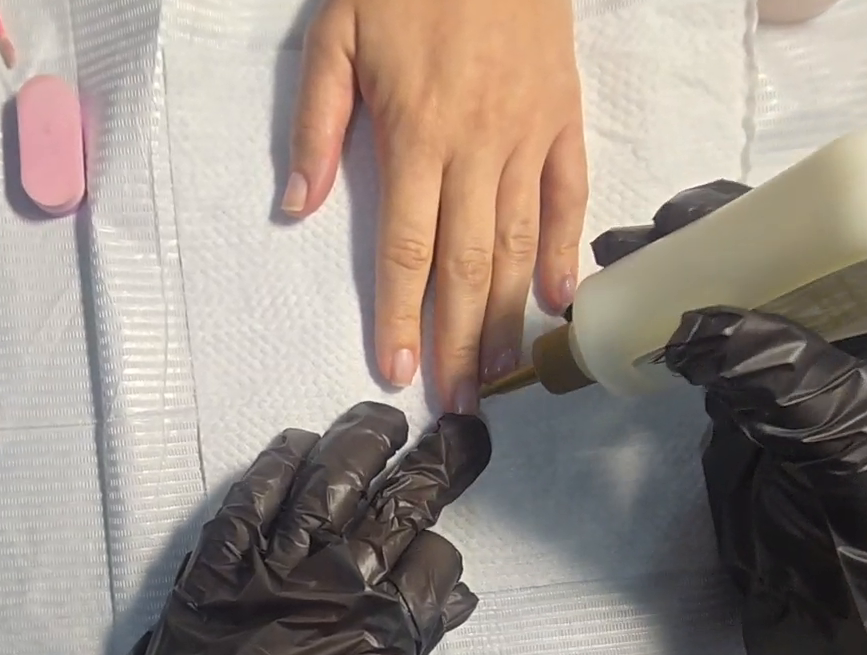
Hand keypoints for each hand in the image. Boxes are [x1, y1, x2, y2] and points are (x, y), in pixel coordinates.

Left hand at [7, 403, 491, 654]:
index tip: (441, 543)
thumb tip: (454, 596)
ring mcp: (273, 569)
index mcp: (382, 636)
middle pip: (396, 507)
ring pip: (328, 485)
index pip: (435, 562)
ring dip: (361, 442)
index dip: (445, 546)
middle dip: (435, 462)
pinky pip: (249, 501)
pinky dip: (274, 465)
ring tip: (384, 418)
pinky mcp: (217, 565)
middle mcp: (335, 588)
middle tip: (457, 427)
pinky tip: (299, 442)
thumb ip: (412, 654)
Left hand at [284, 0, 585, 411]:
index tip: (399, 373)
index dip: (402, 319)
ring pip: (518, 245)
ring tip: (500, 376)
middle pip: (466, 267)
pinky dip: (566, 250)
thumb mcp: (337, 33)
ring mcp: (528, 136)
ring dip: (507, 318)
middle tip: (459, 405)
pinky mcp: (564, 118)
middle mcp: (477, 148)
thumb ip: (315, 125)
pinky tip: (559, 301)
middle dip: (459, 343)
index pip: (407, 251)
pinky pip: (570, 194)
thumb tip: (296, 206)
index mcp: (417, 136)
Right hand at [606, 131, 866, 654]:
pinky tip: (633, 301)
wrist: (846, 586)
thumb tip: (681, 319)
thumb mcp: (837, 434)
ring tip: (622, 258)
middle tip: (664, 227)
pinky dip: (680, 304)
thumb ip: (770, 371)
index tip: (797, 180)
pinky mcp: (768, 373)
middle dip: (744, 209)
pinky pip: (728, 320)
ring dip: (695, 254)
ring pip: (766, 266)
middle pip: (826, 222)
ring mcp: (823, 340)